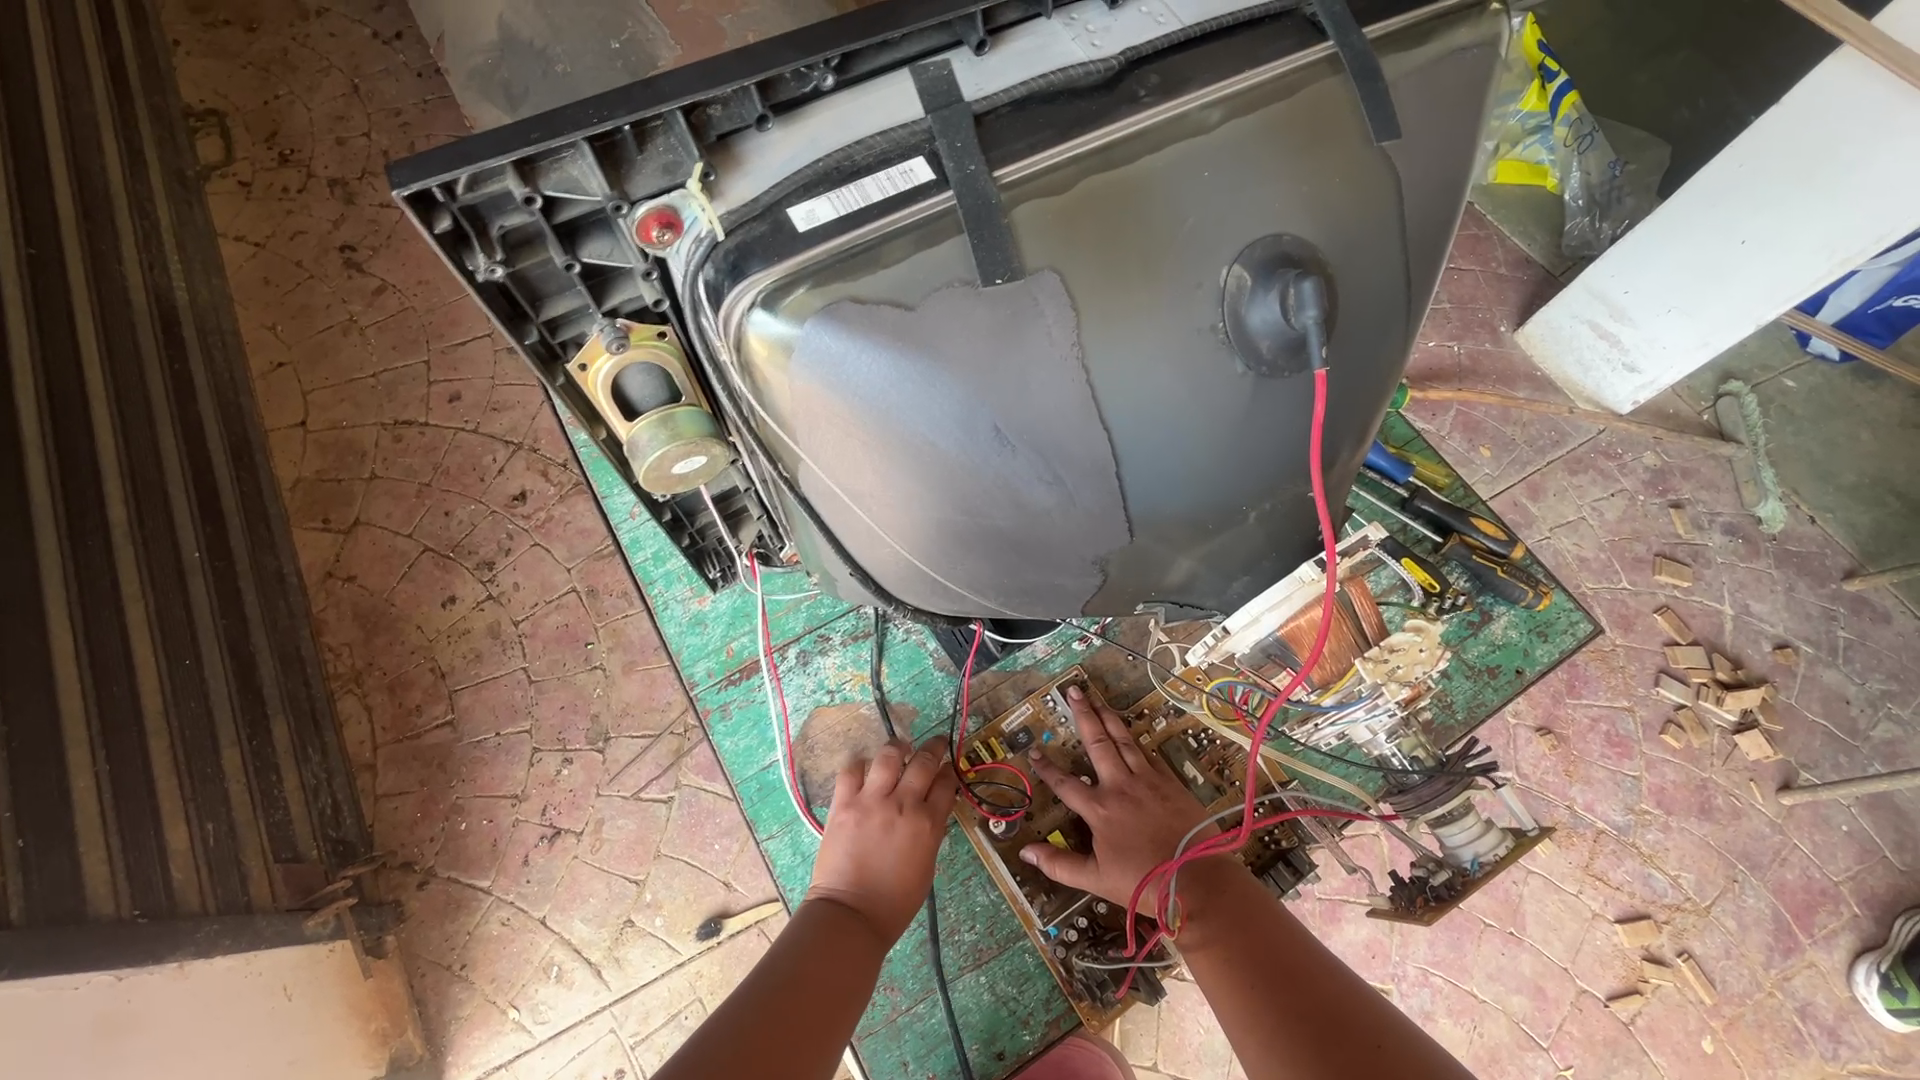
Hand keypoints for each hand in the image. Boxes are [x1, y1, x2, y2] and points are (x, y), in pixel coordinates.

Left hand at [805, 736, 959, 945]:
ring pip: (889, 756)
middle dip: (934, 748)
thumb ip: (930, 834)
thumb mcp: (927, 866)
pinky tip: (864, 768)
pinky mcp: (844, 804)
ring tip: (899, 748)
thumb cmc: (895, 902)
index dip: (950, 771)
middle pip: (924, 762)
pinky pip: (851, 770)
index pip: (947, 784)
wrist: (852, 915)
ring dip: (897, 748)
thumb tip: (930, 812)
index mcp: (929, 825)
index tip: (949, 766)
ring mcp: (872, 801)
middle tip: (935, 743)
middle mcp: (904, 805)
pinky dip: (859, 765)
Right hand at [1019, 686, 1233, 910]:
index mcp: (1099, 809)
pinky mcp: (1170, 783)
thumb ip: (1059, 864)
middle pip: (1097, 743)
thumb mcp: (1096, 879)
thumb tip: (1026, 852)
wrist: (1197, 879)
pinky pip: (1149, 755)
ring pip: (1124, 741)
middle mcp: (1120, 786)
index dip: (1048, 767)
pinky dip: (1137, 741)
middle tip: (1074, 691)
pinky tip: (1132, 733)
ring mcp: (1148, 781)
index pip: (1065, 783)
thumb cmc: (1144, 883)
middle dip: (1084, 716)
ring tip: (1098, 699)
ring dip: (1109, 718)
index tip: (1035, 751)